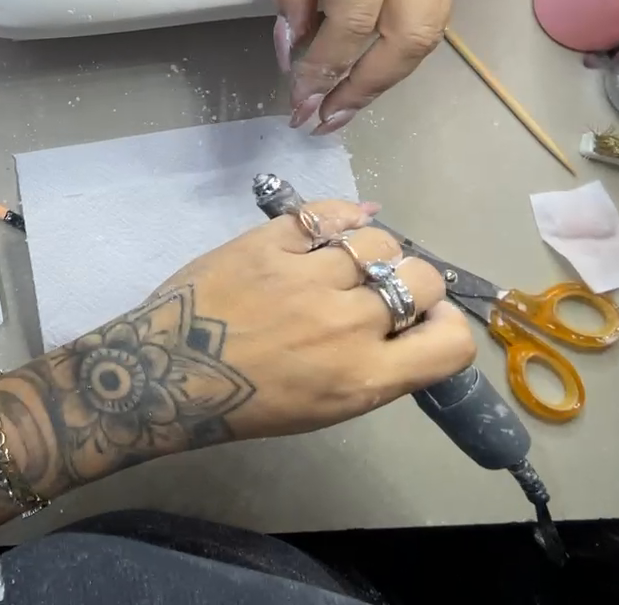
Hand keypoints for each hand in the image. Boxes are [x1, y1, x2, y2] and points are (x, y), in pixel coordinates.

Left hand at [0, 198, 475, 493]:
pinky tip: (342, 221)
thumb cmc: (246, 399)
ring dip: (373, 248)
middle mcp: (348, 322)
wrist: (167, 369)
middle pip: (419, 280)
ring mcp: (307, 276)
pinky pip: (324, 214)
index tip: (427, 319)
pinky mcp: (268, 243)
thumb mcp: (326, 404)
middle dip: (413, 281)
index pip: (451, 342)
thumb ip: (373, 366)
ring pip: (375, 241)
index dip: (447, 325)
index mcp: (367, 376)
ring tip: (351, 255)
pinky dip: (341, 214)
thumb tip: (404, 325)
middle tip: (383, 284)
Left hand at [264, 0, 456, 133]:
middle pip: (407, 38)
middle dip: (363, 88)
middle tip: (322, 119)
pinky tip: (368, 72)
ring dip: (386, 80)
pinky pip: (432, 16)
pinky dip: (400, 53)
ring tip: (343, 109)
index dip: (325, 64)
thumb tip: (291, 48)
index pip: (354, 17)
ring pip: (429, 35)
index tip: (298, 95)